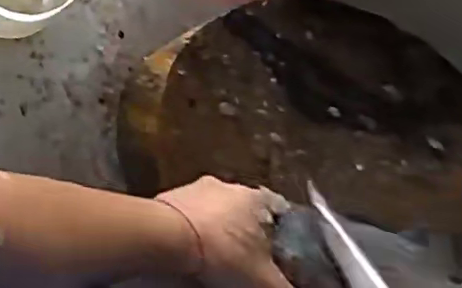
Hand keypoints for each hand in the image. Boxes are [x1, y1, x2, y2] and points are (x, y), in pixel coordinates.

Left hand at [155, 177, 291, 287]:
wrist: (166, 235)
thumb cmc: (224, 253)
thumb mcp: (268, 281)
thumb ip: (288, 286)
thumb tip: (292, 287)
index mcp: (251, 197)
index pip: (280, 207)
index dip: (291, 230)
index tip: (295, 250)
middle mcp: (222, 185)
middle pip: (249, 209)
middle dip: (257, 231)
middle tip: (266, 257)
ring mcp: (193, 187)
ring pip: (221, 209)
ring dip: (229, 228)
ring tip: (236, 254)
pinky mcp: (172, 196)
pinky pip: (198, 212)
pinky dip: (205, 227)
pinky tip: (208, 246)